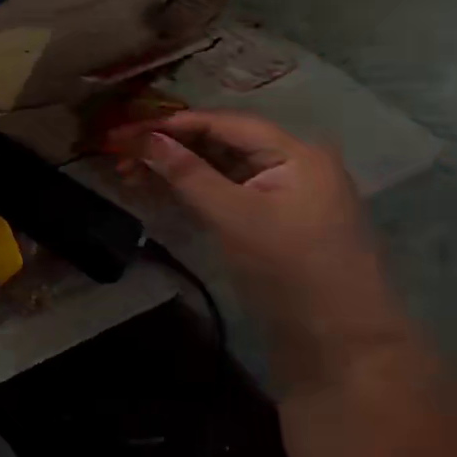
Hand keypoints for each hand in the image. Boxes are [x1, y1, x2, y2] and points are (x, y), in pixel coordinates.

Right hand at [113, 111, 397, 342]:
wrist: (336, 334)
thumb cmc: (287, 265)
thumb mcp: (231, 214)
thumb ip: (186, 172)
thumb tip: (143, 137)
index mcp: (295, 153)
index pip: (224, 122)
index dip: (172, 123)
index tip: (126, 128)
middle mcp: (290, 162)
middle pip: (219, 141)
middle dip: (167, 145)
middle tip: (120, 152)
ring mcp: (280, 190)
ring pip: (216, 165)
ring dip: (172, 167)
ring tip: (127, 173)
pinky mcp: (268, 215)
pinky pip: (222, 188)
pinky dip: (188, 187)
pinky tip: (153, 188)